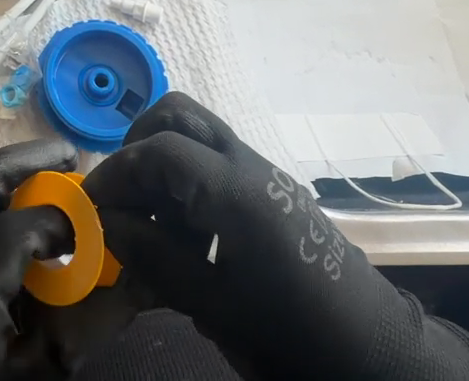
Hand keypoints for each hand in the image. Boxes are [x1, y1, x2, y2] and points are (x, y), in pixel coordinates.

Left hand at [0, 139, 77, 380]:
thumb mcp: (35, 372)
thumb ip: (85, 328)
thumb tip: (135, 283)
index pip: (24, 227)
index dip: (65, 222)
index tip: (96, 227)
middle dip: (21, 161)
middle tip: (65, 154)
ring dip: (4, 173)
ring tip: (45, 168)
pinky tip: (18, 207)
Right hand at [82, 94, 468, 380]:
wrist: (377, 354)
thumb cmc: (292, 332)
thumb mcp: (214, 305)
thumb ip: (153, 257)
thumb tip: (106, 223)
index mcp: (235, 191)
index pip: (158, 150)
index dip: (116, 173)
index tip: (92, 205)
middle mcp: (248, 165)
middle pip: (178, 114)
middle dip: (137, 143)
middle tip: (121, 191)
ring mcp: (264, 174)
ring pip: (197, 131)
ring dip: (161, 157)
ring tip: (149, 214)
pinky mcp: (273, 191)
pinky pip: (216, 160)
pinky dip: (185, 176)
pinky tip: (183, 229)